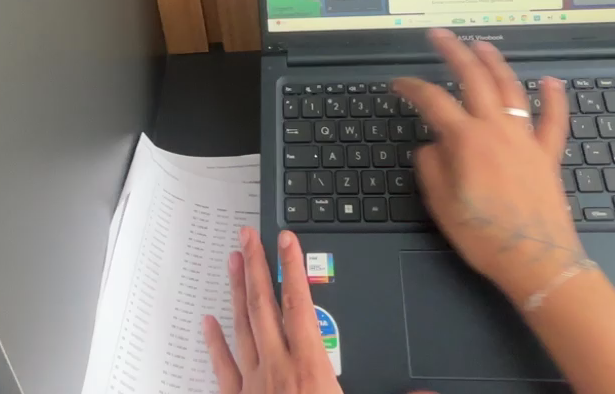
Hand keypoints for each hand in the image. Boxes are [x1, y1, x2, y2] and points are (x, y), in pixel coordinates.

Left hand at [203, 227, 343, 393]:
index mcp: (310, 368)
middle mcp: (278, 369)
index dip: (292, 268)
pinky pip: (223, 369)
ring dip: (238, 290)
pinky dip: (215, 343)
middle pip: (264, 306)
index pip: (299, 305)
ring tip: (234, 259)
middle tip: (248, 236)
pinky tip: (208, 321)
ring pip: (243, 328)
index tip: (286, 239)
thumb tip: (406, 365)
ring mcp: (254, 385)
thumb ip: (358, 370)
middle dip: (256, 266)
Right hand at [394, 30, 583, 303]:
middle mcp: (495, 129)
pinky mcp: (547, 155)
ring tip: (481, 45)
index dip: (412, 87)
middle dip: (453, 52)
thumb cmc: (484, 235)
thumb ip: (431, 166)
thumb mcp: (441, 203)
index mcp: (466, 139)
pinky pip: (553, 120)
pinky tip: (550, 81)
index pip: (432, 100)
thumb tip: (432, 145)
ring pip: (509, 88)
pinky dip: (553, 98)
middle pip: (473, 78)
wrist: (538, 262)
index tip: (398, 83)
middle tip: (439, 35)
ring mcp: (525, 138)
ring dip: (494, 62)